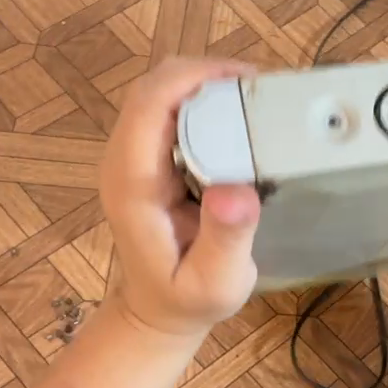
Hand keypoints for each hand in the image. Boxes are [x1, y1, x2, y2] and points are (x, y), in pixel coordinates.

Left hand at [100, 57, 260, 340]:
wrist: (158, 313)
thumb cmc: (188, 300)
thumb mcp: (216, 282)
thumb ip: (225, 238)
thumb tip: (238, 190)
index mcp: (133, 183)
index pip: (150, 104)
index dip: (195, 77)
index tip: (249, 81)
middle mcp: (125, 161)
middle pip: (153, 88)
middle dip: (206, 74)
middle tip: (262, 91)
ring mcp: (133, 159)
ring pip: (161, 95)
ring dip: (206, 85)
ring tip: (256, 101)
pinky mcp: (147, 161)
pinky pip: (170, 113)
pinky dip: (204, 103)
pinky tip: (239, 119)